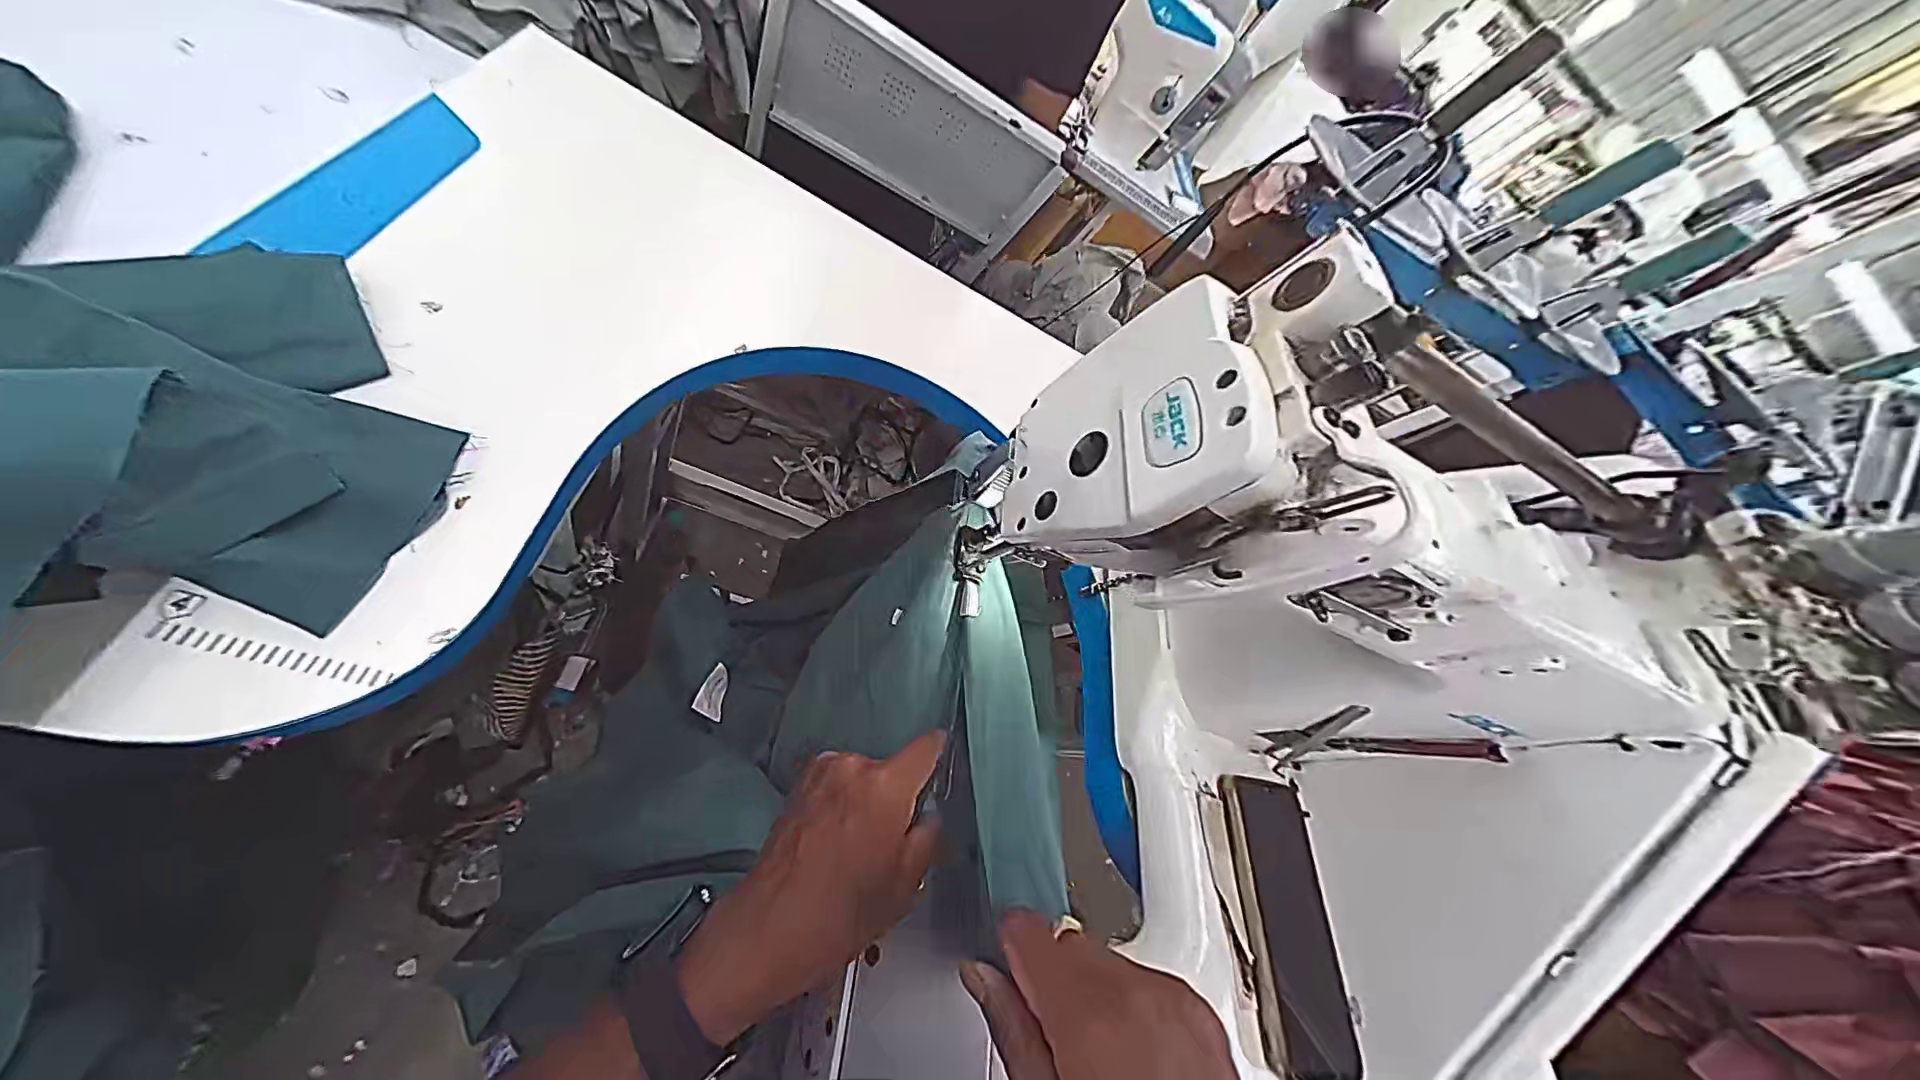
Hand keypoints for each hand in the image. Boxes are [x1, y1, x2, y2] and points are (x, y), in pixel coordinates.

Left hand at [674, 731, 945, 1044]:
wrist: (768, 930)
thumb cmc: (838, 914)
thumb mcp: (905, 884)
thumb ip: (929, 836)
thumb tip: (931, 815)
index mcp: (884, 785)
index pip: (928, 746)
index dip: (941, 758)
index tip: (945, 772)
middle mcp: (851, 766)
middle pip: (894, 767)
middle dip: (900, 794)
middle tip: (896, 836)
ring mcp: (821, 772)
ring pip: (865, 776)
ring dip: (869, 799)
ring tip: (861, 845)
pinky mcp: (800, 784)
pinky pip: (838, 783)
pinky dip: (844, 802)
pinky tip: (838, 841)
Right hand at [959, 910, 1237, 1079]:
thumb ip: (1013, 1030)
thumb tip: (984, 978)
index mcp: (1089, 1012)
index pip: (1031, 930)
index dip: (1010, 942)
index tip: (1003, 956)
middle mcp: (1135, 991)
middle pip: (1069, 945)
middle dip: (1051, 975)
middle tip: (1046, 1029)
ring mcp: (1173, 999)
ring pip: (1107, 960)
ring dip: (1092, 991)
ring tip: (1094, 1056)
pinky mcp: (1200, 1013)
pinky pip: (1146, 984)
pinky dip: (1131, 1006)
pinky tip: (1130, 1057)